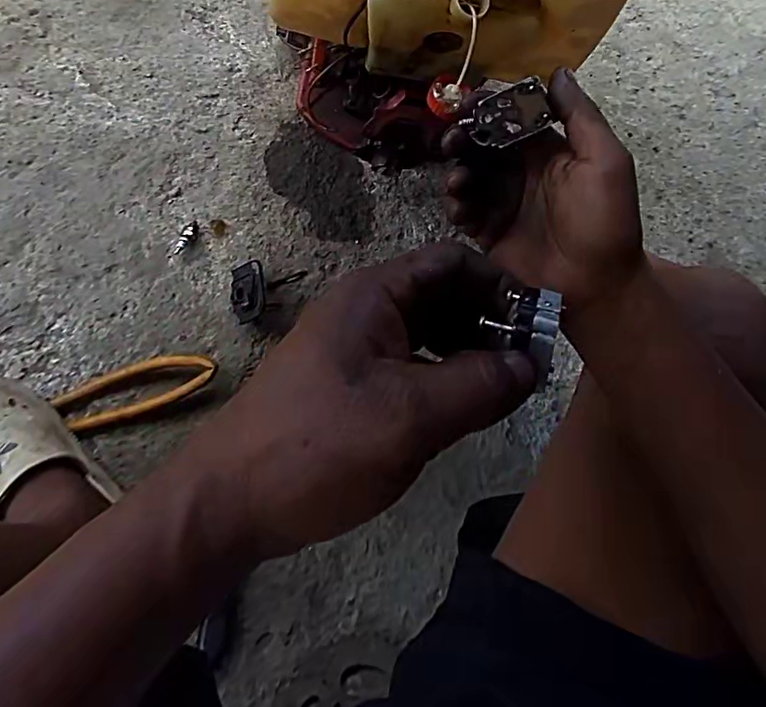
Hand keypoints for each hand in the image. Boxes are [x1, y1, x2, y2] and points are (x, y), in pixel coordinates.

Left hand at [176, 243, 536, 561]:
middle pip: (443, 295)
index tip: (538, 322)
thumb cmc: (318, 446)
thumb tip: (532, 366)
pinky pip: (411, 364)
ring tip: (506, 389)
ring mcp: (356, 345)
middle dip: (489, 322)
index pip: (452, 262)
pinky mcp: (352, 382)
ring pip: (429, 332)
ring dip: (469, 353)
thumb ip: (478, 387)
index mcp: (375, 294)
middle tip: (530, 364)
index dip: (499, 284)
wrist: (227, 501)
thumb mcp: (410, 417)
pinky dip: (444, 377)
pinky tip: (465, 408)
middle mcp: (367, 309)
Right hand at [442, 68, 644, 306]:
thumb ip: (580, 115)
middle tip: (453, 140)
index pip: (512, 117)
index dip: (490, 107)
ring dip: (458, 171)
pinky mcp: (488, 228)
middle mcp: (522, 170)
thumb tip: (558, 72)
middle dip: (464, 137)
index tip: (471, 102)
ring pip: (468, 173)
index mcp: (548, 150)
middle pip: (483, 143)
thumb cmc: (605, 221)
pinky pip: (464, 208)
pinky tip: (460, 207)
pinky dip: (456, 204)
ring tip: (459, 182)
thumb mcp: (605, 161)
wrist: (597, 287)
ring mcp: (503, 200)